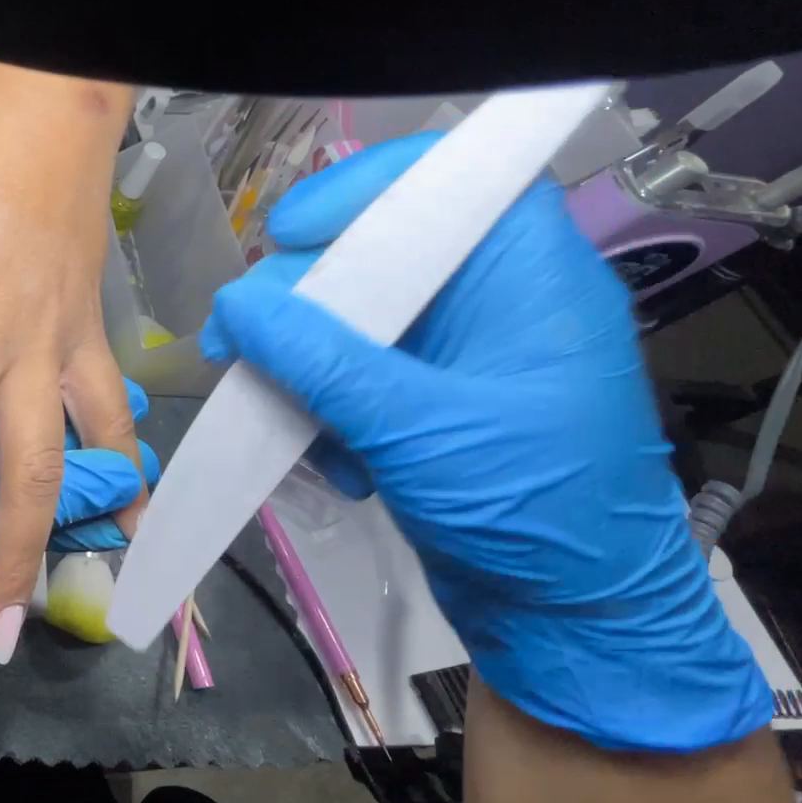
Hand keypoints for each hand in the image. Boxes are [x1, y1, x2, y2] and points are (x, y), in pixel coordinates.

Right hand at [199, 133, 770, 751]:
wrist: (572, 617)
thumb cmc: (528, 508)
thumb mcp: (414, 426)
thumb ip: (318, 360)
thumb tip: (232, 305)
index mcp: (523, 277)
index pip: (441, 184)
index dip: (358, 191)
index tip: (284, 234)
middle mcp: (485, 299)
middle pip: (369, 256)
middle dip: (293, 303)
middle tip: (229, 345)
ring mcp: (450, 352)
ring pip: (344, 321)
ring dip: (298, 368)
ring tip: (277, 417)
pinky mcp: (419, 397)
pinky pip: (344, 373)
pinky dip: (319, 407)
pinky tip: (331, 457)